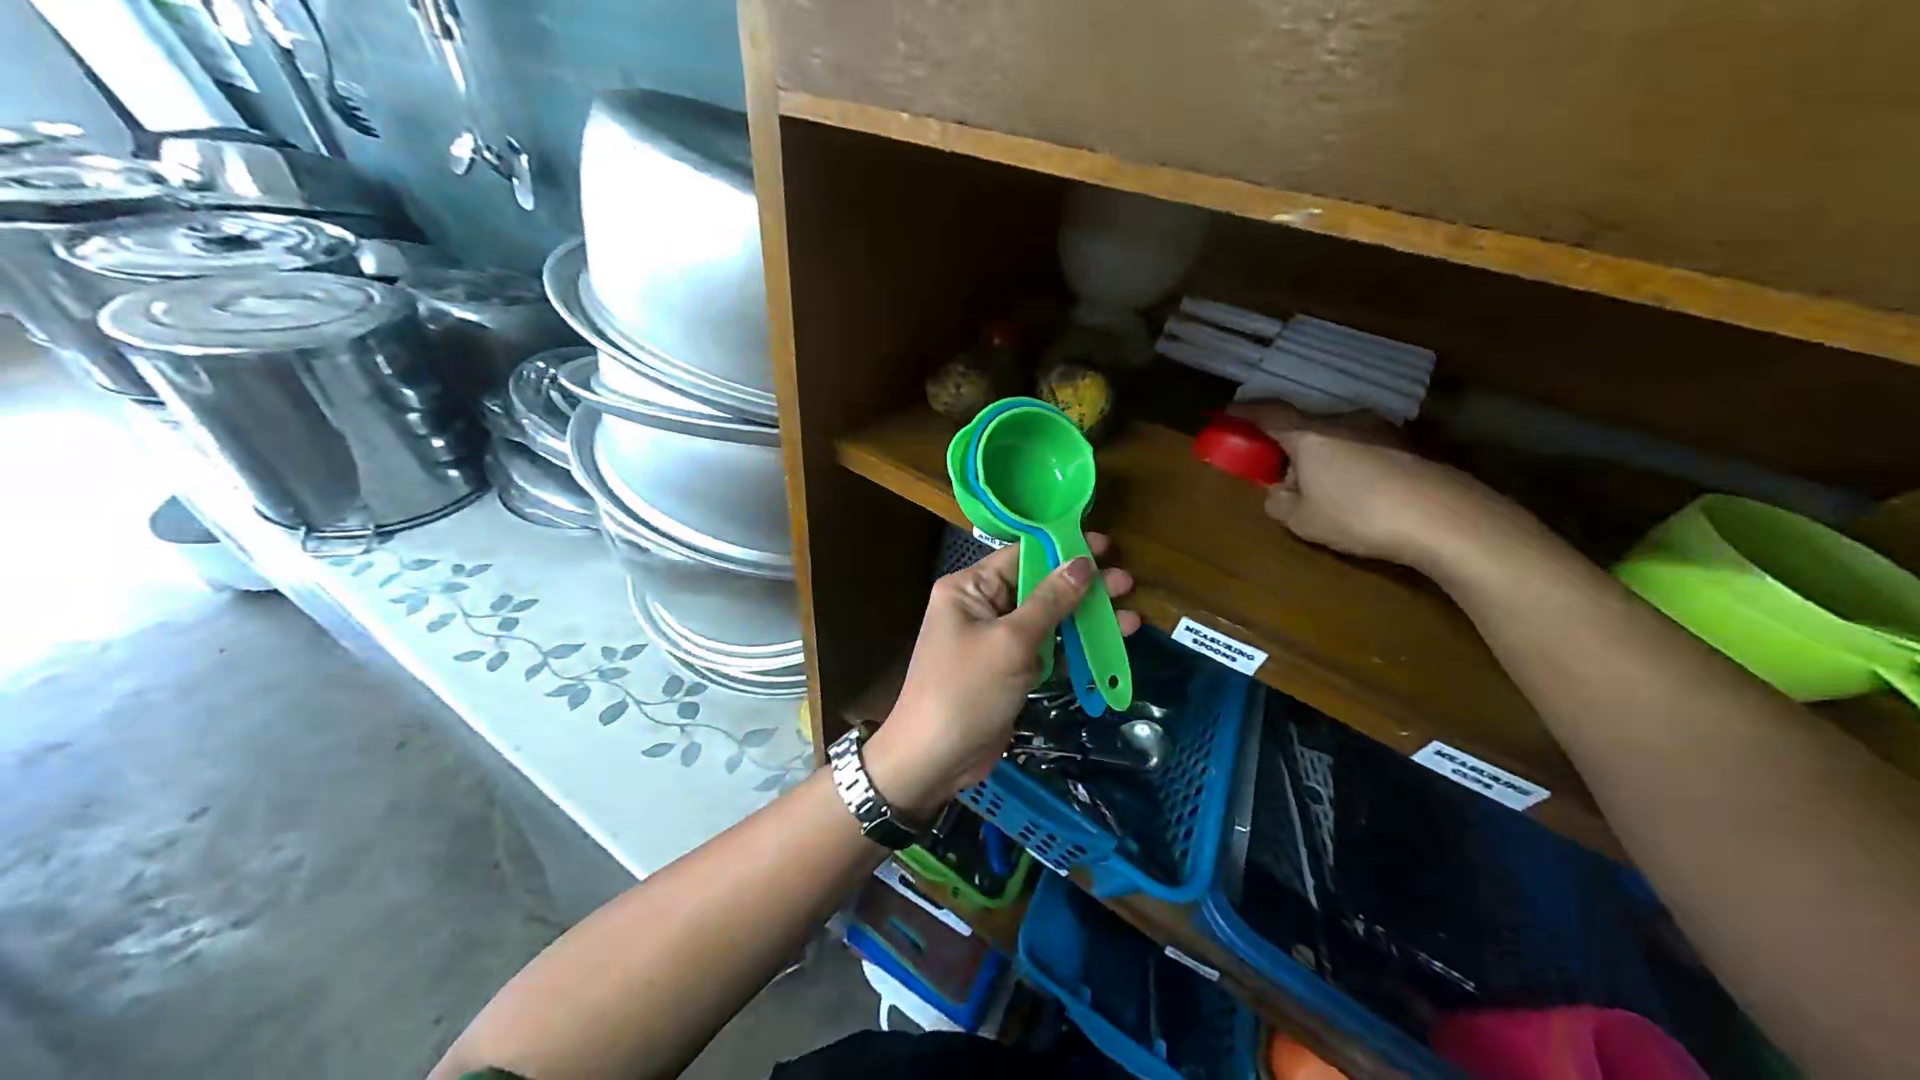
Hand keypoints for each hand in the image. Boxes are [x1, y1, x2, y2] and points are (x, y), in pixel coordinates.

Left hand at [866, 533, 1140, 819]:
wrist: (935, 759)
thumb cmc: (967, 690)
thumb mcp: (1012, 641)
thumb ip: (1050, 601)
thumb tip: (1082, 562)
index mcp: (969, 588)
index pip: (1022, 556)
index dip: (1064, 549)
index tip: (1105, 547)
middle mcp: (980, 607)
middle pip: (1039, 587)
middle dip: (1082, 587)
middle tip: (1126, 583)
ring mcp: (995, 640)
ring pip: (1047, 620)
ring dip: (1085, 619)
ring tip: (1130, 615)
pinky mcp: (1008, 669)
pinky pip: (1045, 649)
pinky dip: (1073, 648)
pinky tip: (1108, 645)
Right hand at [1228, 401, 1535, 573]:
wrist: (1445, 518)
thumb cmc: (1359, 515)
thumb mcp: (1302, 521)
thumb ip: (1279, 504)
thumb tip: (1276, 493)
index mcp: (1310, 434)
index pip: (1268, 413)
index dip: (1243, 413)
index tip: (1225, 414)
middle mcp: (1343, 421)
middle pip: (1303, 426)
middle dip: (1286, 446)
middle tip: (1278, 474)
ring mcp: (1380, 429)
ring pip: (1335, 438)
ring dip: (1320, 457)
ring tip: (1320, 491)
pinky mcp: (1407, 445)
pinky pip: (1362, 448)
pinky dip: (1348, 464)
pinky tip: (1356, 494)